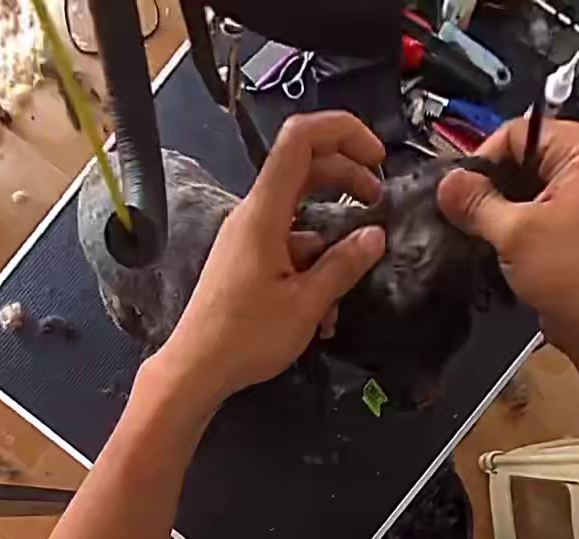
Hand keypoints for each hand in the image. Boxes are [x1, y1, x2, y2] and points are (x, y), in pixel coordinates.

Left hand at [156, 112, 388, 403]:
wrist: (199, 366)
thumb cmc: (249, 335)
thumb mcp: (306, 304)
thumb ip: (343, 266)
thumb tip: (375, 236)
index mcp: (265, 214)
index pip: (301, 141)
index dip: (343, 133)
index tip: (377, 157)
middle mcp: (254, 216)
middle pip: (304, 171)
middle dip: (347, 178)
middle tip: (379, 201)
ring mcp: (250, 240)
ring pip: (302, 219)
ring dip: (334, 243)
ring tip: (355, 281)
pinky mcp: (250, 264)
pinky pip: (290, 250)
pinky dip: (314, 269)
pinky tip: (326, 311)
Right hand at [437, 118, 578, 362]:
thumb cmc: (576, 277)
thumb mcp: (516, 234)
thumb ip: (476, 203)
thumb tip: (447, 183)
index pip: (518, 133)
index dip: (482, 160)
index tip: (456, 191)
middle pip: (523, 161)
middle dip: (491, 190)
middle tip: (462, 217)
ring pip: (529, 192)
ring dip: (502, 213)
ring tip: (478, 236)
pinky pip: (540, 216)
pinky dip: (517, 230)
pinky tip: (498, 249)